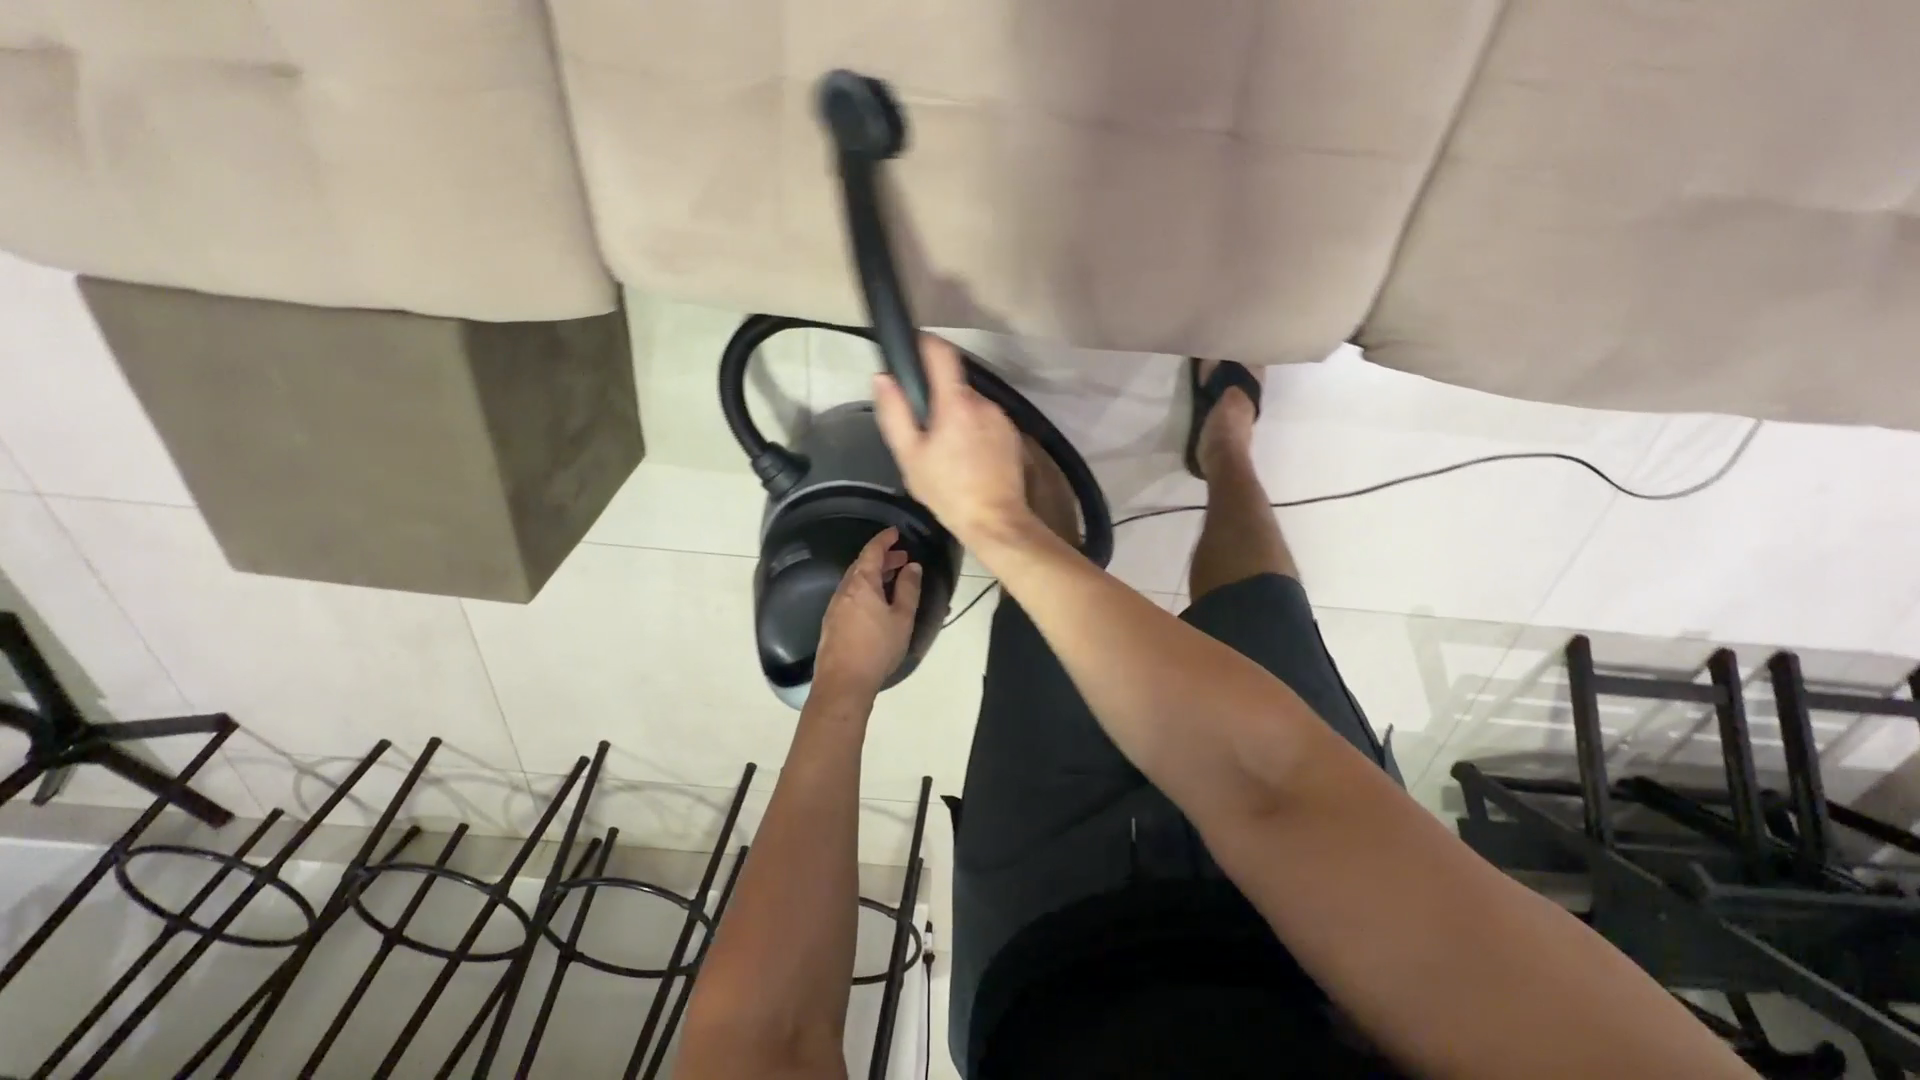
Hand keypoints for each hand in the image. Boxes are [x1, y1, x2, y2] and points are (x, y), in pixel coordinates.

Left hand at [813, 527, 924, 698]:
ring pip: (855, 581)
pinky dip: (865, 590)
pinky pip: (850, 595)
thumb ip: (908, 589)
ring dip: (873, 575)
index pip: (872, 551)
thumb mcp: (901, 618)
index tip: (895, 532)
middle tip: (901, 559)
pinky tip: (875, 603)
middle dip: (882, 558)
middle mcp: (844, 590)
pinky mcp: (832, 623)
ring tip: (892, 579)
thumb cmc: (877, 648)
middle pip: (862, 565)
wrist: (843, 682)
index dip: (884, 539)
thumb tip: (912, 566)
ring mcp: (835, 607)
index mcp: (861, 584)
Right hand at [872, 335, 1033, 546]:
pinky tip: (965, 458)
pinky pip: (985, 421)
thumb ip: (894, 412)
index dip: (925, 344)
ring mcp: (1001, 418)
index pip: (942, 353)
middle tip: (922, 428)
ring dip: (956, 417)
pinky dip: (972, 430)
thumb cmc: (947, 490)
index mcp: (955, 403)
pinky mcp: (1012, 434)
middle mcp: (983, 402)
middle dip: (937, 398)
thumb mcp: (909, 455)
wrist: (995, 520)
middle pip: (954, 384)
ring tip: (945, 450)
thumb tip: (882, 377)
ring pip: (970, 405)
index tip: (912, 348)